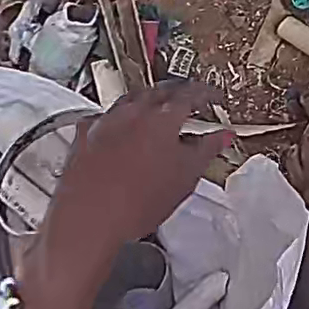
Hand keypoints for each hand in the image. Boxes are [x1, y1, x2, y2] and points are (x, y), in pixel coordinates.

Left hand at [17, 83, 233, 308]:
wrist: (89, 218)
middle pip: (160, 90)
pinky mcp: (85, 135)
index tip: (212, 96)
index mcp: (163, 117)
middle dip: (178, 92)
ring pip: (131, 99)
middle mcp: (133, 111)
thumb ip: (207, 150)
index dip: (206, 93)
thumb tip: (223, 136)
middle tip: (189, 99)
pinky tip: (119, 128)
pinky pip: (104, 116)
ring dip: (148, 101)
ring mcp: (107, 120)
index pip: (191, 94)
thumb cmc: (136, 201)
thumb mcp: (186, 176)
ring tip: (156, 111)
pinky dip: (117, 118)